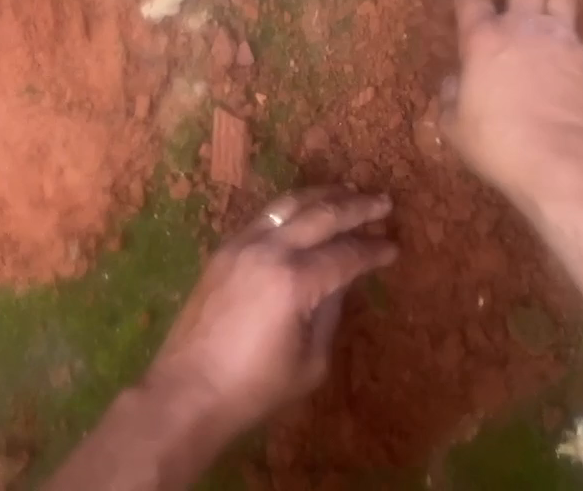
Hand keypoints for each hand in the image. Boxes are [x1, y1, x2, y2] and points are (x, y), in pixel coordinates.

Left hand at [142, 187, 397, 437]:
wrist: (188, 392)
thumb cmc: (254, 387)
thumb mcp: (310, 361)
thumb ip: (330, 311)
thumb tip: (342, 278)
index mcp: (295, 282)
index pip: (346, 255)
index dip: (374, 250)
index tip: (394, 246)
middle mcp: (270, 250)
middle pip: (323, 214)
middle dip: (358, 206)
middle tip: (383, 202)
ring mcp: (244, 244)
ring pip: (291, 203)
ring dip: (324, 195)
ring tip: (350, 190)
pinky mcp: (226, 249)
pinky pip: (266, 215)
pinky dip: (293, 208)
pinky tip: (307, 211)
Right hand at [443, 0, 582, 202]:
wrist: (563, 158)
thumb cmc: (498, 142)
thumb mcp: (456, 126)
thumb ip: (451, 97)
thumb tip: (453, 82)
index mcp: (483, 38)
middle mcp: (524, 27)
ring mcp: (562, 39)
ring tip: (547, 11)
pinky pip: (580, 35)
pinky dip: (571, 40)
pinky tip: (567, 58)